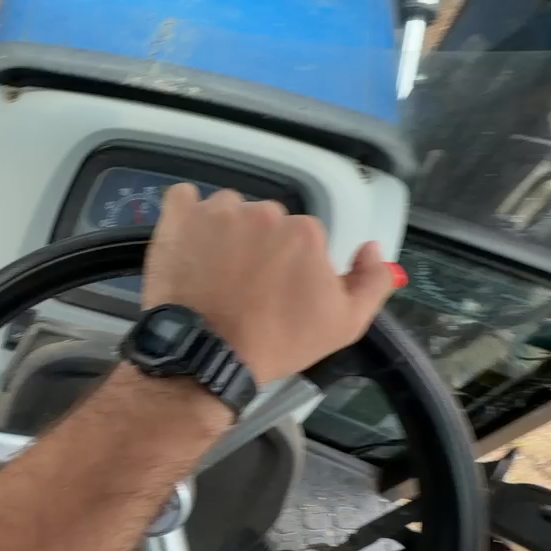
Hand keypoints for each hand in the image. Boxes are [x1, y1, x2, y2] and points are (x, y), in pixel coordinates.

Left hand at [140, 185, 397, 383]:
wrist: (208, 354)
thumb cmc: (276, 341)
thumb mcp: (344, 324)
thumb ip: (371, 281)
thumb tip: (372, 248)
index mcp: (304, 232)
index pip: (301, 236)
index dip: (289, 263)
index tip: (275, 287)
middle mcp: (262, 212)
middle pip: (264, 220)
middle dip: (256, 245)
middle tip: (243, 282)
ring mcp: (217, 212)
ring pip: (227, 209)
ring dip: (223, 229)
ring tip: (212, 268)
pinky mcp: (179, 218)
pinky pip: (182, 197)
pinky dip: (185, 212)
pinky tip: (187, 235)